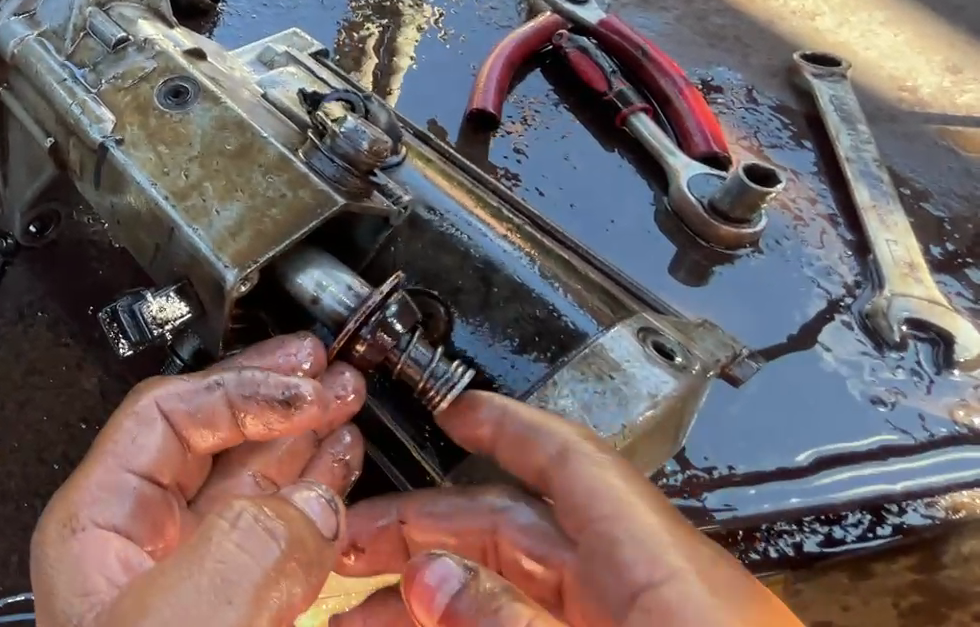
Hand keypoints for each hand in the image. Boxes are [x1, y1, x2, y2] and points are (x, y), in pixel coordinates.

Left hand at [31, 333, 366, 626]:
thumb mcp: (175, 625)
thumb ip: (241, 551)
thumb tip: (308, 503)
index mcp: (98, 527)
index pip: (165, 414)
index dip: (239, 388)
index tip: (303, 383)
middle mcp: (140, 547)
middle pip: (210, 440)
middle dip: (274, 400)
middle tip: (329, 372)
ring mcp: (186, 585)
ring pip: (248, 491)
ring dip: (301, 446)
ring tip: (344, 409)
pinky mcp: (232, 618)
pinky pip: (274, 551)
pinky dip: (314, 515)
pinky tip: (339, 489)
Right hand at [332, 391, 802, 626]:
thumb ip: (512, 625)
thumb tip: (429, 576)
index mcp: (665, 575)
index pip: (571, 462)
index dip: (502, 425)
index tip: (445, 411)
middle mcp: (648, 597)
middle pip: (512, 528)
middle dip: (421, 530)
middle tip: (352, 545)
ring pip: (507, 590)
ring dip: (428, 593)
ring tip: (360, 615)